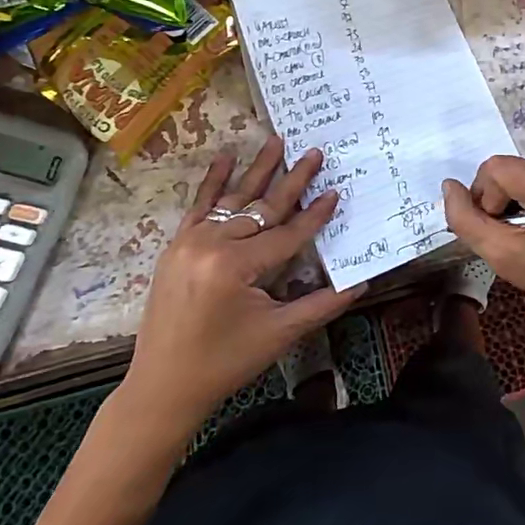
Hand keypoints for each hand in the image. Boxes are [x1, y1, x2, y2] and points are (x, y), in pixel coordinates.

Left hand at [124, 136, 364, 429]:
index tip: (336, 191)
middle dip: (291, 181)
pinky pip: (198, 207)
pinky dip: (213, 182)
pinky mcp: (176, 245)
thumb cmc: (224, 363)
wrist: (164, 383)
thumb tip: (360, 282)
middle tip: (313, 153)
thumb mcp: (277, 335)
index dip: (314, 216)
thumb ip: (319, 305)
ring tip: (276, 141)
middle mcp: (211, 245)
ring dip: (256, 171)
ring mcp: (189, 241)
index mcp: (236, 266)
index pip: (286, 235)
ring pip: (231, 201)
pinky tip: (226, 158)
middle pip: (260, 209)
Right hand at [441, 157, 524, 305]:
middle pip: (496, 169)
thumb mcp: (497, 251)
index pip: (495, 171)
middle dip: (489, 199)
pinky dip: (503, 197)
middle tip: (504, 229)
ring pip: (499, 172)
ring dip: (494, 200)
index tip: (502, 228)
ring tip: (511, 226)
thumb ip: (465, 218)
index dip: (486, 200)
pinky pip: (507, 176)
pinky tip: (517, 217)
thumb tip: (448, 185)